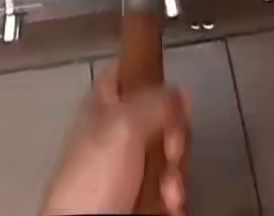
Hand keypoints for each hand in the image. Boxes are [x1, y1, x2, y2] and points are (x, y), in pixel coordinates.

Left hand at [41, 70, 190, 215]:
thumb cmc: (92, 178)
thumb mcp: (124, 124)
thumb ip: (155, 100)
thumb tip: (180, 91)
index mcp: (104, 105)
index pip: (129, 71)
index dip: (153, 76)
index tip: (174, 96)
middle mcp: (117, 133)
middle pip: (160, 116)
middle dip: (175, 134)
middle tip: (170, 149)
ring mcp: (128, 168)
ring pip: (169, 154)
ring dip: (176, 171)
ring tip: (167, 188)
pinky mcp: (140, 198)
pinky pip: (169, 186)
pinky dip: (173, 196)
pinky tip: (167, 204)